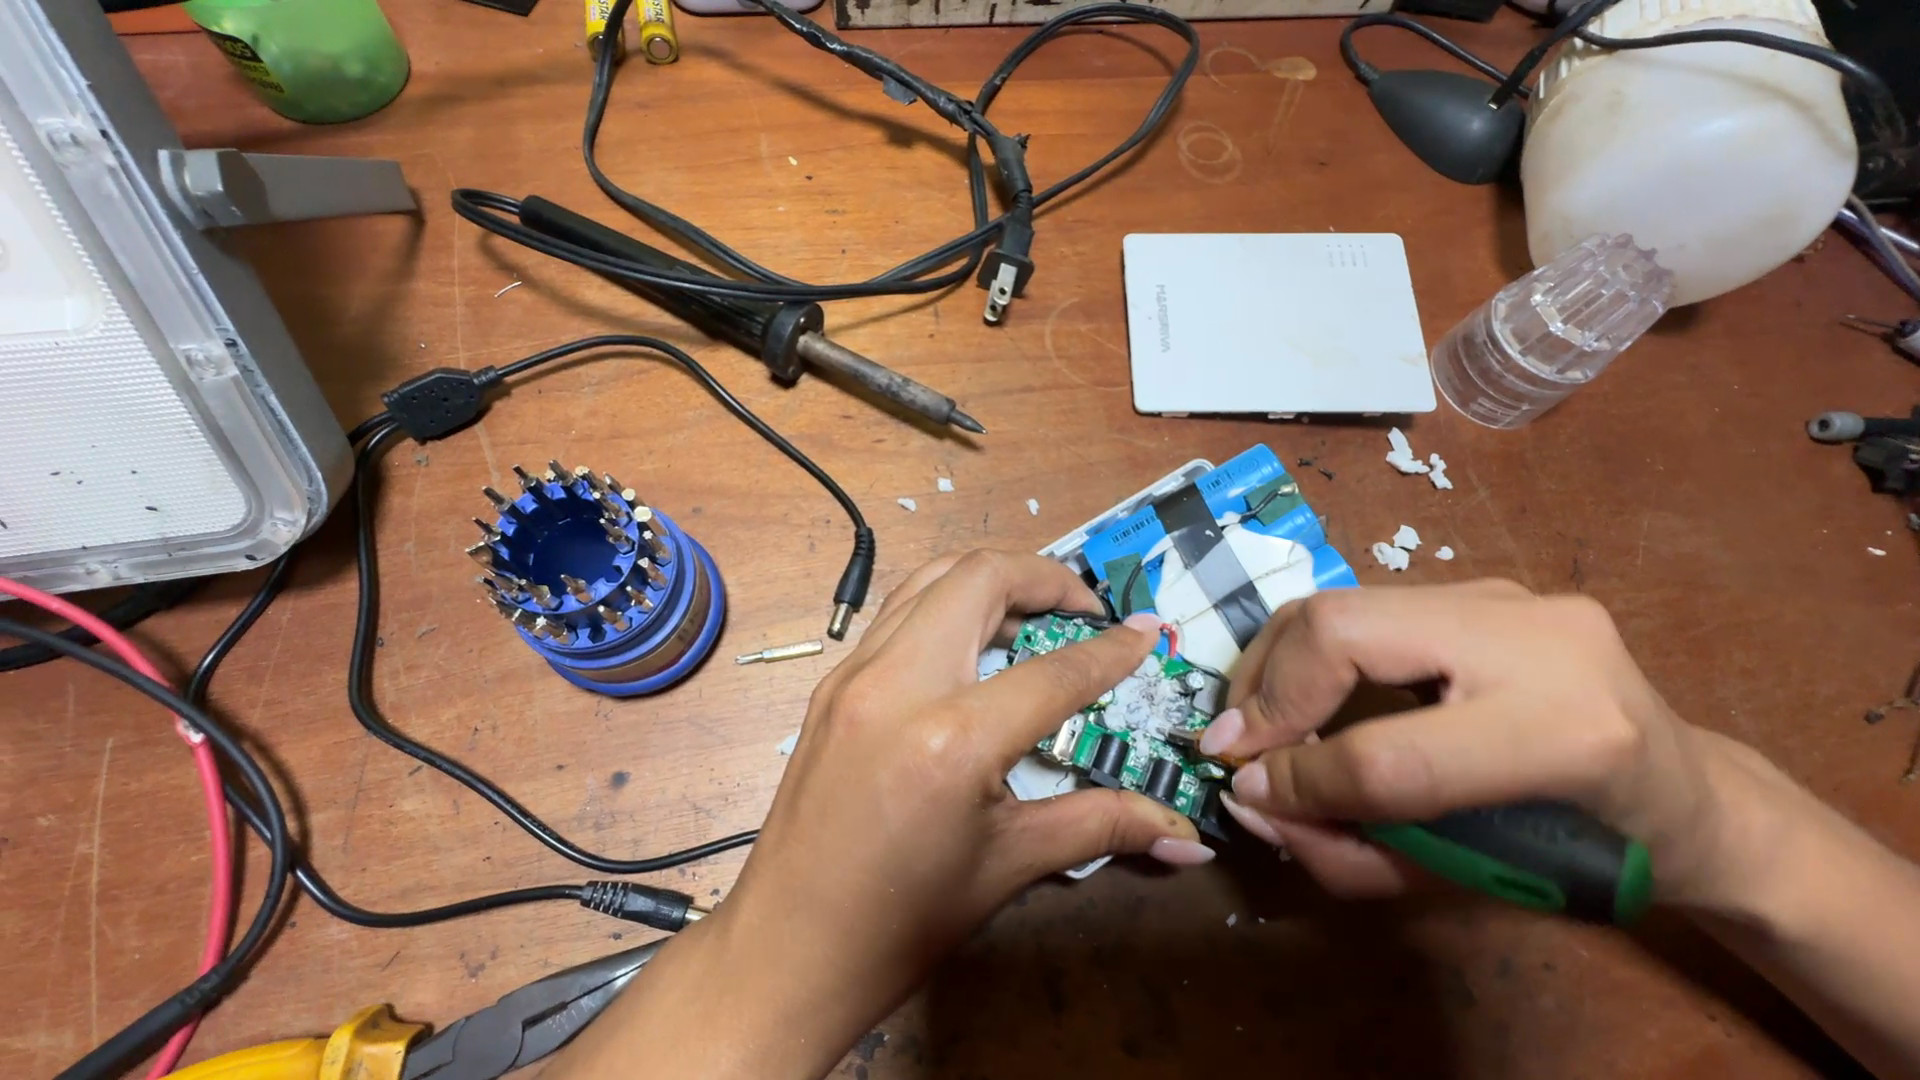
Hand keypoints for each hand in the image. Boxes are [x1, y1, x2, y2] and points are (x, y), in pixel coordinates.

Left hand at [662, 551, 1208, 1077]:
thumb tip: (1185, 832)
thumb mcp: (1008, 866)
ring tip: (1032, 619)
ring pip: (929, 580)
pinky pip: (896, 614)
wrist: (785, 952)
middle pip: (979, 578)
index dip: (1110, 651)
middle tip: (1084, 612)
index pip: (1052, 671)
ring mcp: (853, 675)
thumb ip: (1100, 825)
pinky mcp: (830, 685)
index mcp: (951, 737)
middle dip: (1044, 578)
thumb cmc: (901, 924)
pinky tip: (970, 650)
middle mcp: (896, 683)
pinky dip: (945, 607)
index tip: (1145, 635)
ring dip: (989, 583)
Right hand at [1199, 581, 1778, 913]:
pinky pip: (1355, 606)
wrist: (1689, 793)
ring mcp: (1504, 594)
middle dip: (1266, 691)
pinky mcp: (1477, 586)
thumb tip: (1249, 801)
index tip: (1246, 791)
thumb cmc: (1592, 858)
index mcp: (1566, 733)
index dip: (1300, 777)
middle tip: (1234, 742)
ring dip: (1271, 664)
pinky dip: (1303, 649)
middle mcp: (1534, 636)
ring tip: (1257, 716)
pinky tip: (1297, 688)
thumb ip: (1349, 849)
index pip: (1388, 755)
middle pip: (1342, 632)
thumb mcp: (1472, 882)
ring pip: (1335, 604)